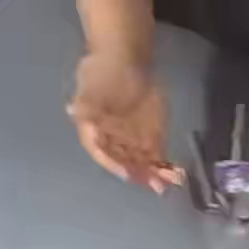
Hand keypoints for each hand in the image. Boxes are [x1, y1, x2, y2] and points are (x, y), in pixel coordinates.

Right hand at [68, 53, 185, 190]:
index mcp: (93, 130)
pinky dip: (165, 168)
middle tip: (155, 185)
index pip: (100, 152)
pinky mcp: (151, 141)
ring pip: (142, 164)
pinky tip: (175, 176)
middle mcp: (113, 142)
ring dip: (154, 175)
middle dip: (140, 175)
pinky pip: (158, 159)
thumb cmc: (104, 71)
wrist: (127, 63)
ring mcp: (133, 143)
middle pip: (125, 163)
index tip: (127, 174)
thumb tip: (73, 111)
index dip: (113, 165)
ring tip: (166, 184)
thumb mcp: (92, 84)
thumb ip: (86, 102)